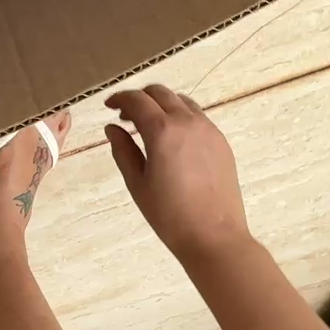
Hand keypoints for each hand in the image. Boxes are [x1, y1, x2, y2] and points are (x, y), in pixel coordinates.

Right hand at [105, 85, 253, 265]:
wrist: (214, 236)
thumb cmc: (169, 215)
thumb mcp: (137, 183)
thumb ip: (122, 150)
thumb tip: (112, 128)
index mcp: (162, 131)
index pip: (137, 100)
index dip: (119, 99)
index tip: (109, 107)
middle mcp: (187, 122)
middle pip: (160, 93)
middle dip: (139, 98)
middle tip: (125, 117)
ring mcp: (208, 130)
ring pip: (181, 101)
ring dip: (161, 104)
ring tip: (148, 126)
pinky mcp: (221, 141)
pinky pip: (197, 116)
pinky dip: (179, 116)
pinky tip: (172, 139)